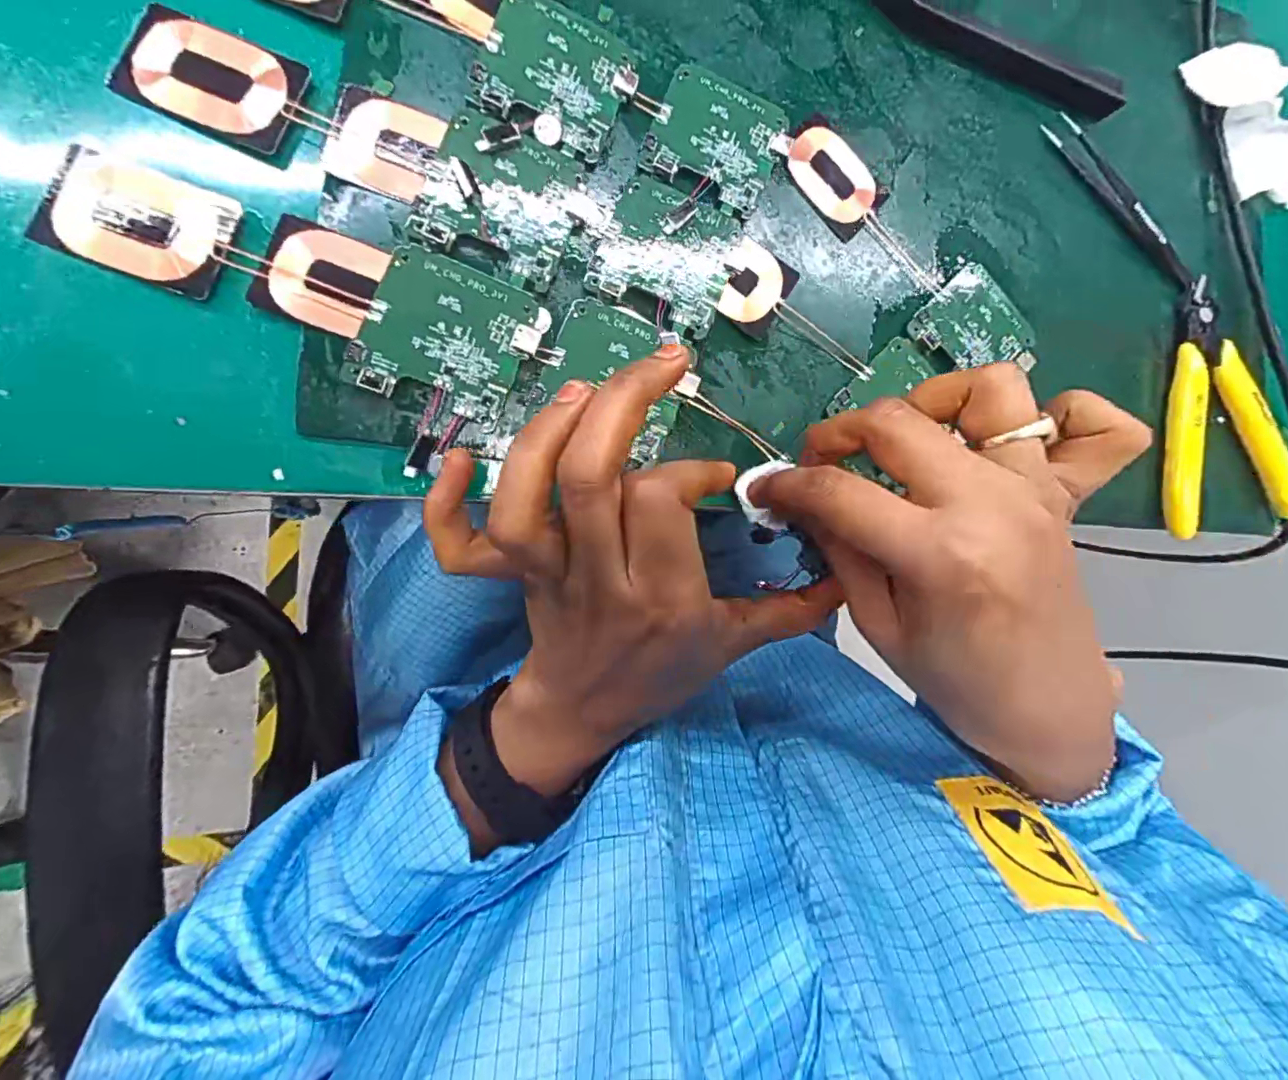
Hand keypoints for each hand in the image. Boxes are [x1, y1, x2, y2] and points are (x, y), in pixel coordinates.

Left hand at [424, 345, 840, 837]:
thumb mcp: (732, 648)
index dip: (689, 470)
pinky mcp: (509, 579)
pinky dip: (444, 505)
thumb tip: (844, 574)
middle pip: (589, 480)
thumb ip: (787, 611)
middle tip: (658, 366)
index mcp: (662, 598)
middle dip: (621, 405)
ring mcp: (544, 578)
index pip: (662, 502)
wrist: (584, 714)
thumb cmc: (660, 674)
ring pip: (521, 504)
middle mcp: (597, 581)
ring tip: (584, 393)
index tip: (710, 475)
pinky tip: (458, 458)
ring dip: (543, 435)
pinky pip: (458, 548)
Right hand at [752, 365, 1151, 801]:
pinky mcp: (1063, 493)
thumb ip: (840, 549)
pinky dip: (1055, 412)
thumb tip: (803, 500)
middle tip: (819, 462)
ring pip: (990, 390)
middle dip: (838, 432)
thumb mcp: (876, 623)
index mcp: (938, 554)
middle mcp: (991, 504)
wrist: (1045, 709)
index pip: (840, 491)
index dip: (787, 484)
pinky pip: (1096, 426)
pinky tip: (1001, 441)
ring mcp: (1035, 490)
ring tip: (906, 438)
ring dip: (931, 400)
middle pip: (896, 422)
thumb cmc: (953, 681)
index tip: (766, 489)